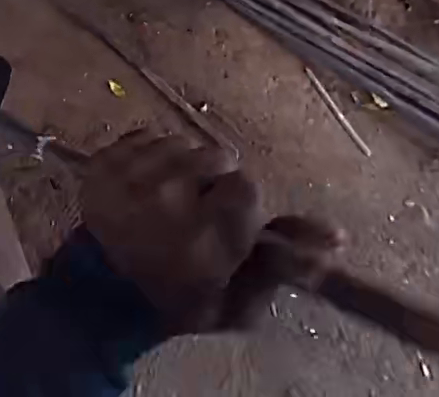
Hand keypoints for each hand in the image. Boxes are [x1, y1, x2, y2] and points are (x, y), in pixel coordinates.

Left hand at [79, 130, 339, 332]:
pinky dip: (151, 152)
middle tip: (200, 202)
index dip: (241, 199)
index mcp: (207, 236)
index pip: (247, 185)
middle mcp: (171, 196)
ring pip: (180, 142)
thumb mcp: (236, 302)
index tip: (230, 214)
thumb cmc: (176, 300)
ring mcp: (133, 173)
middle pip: (215, 155)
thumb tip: (336, 235)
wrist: (103, 287)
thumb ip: (282, 267)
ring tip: (170, 190)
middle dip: (214, 177)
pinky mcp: (106, 159)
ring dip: (182, 163)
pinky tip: (146, 178)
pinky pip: (146, 135)